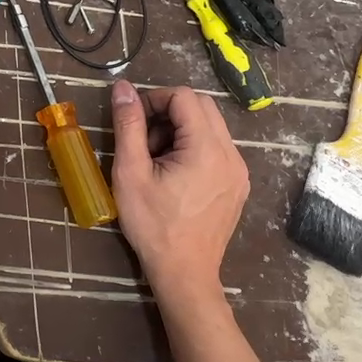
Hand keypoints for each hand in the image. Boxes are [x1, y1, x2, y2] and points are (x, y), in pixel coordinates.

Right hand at [110, 81, 249, 303]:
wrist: (184, 274)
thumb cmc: (153, 224)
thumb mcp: (130, 171)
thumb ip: (128, 125)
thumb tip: (122, 87)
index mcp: (207, 149)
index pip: (183, 96)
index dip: (154, 99)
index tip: (134, 122)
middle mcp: (231, 155)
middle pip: (201, 105)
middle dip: (168, 112)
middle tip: (144, 139)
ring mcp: (238, 171)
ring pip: (209, 125)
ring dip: (180, 128)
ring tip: (156, 158)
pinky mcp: (237, 184)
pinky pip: (216, 146)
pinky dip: (193, 145)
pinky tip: (174, 172)